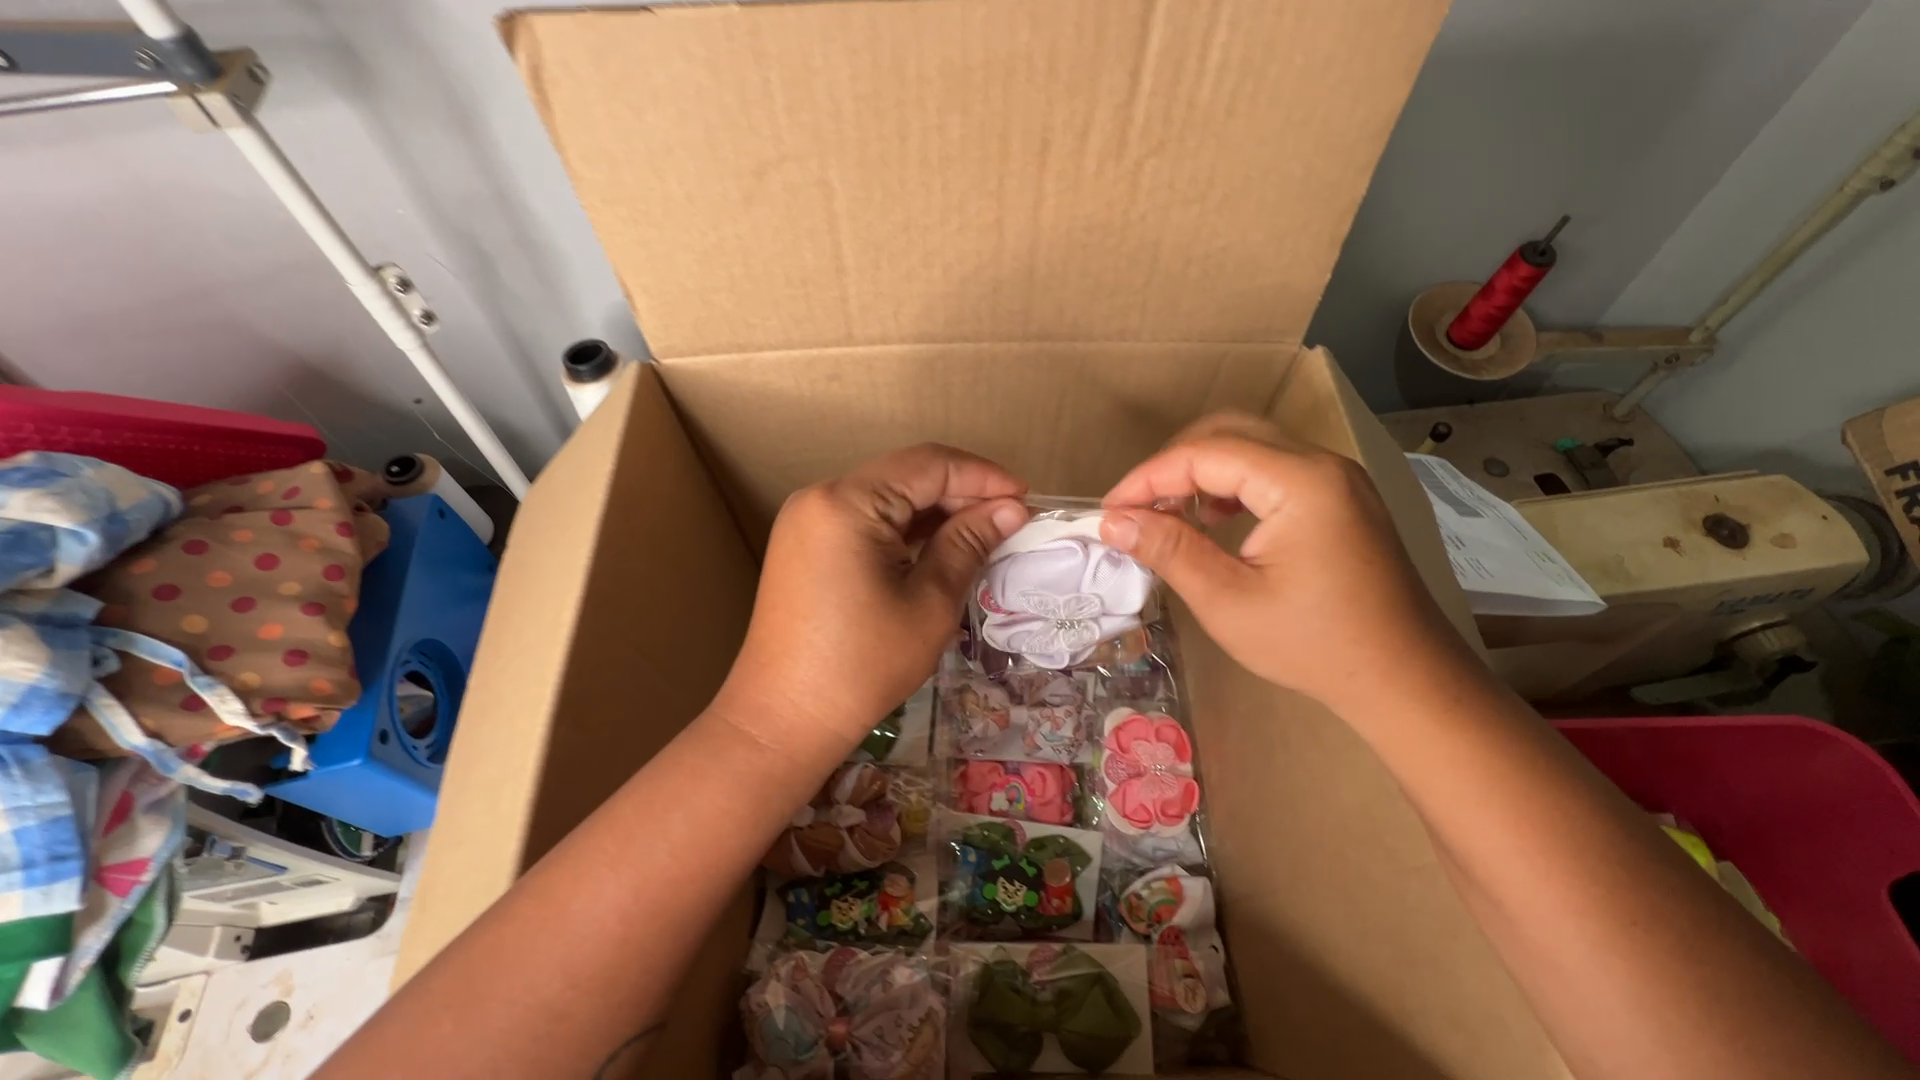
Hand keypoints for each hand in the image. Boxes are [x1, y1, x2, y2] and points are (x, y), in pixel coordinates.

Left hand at [714, 444, 1028, 753]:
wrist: (785, 718)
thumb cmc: (863, 665)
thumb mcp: (929, 603)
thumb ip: (968, 544)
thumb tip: (1010, 509)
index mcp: (847, 502)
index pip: (928, 464)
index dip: (983, 475)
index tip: (1026, 497)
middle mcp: (820, 497)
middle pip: (904, 475)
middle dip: (961, 492)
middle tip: (1010, 520)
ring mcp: (807, 521)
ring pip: (886, 496)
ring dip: (935, 511)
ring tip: (984, 534)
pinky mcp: (805, 545)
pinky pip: (864, 520)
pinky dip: (904, 529)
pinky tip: (940, 547)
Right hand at [1100, 413, 1471, 707]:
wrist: (1404, 678)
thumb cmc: (1314, 645)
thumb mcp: (1228, 601)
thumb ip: (1170, 550)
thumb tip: (1113, 521)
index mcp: (1300, 482)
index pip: (1204, 453)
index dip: (1148, 478)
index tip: (1110, 513)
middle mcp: (1322, 463)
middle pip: (1229, 432)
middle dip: (1173, 464)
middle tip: (1137, 508)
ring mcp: (1338, 478)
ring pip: (1253, 446)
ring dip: (1203, 470)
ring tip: (1171, 515)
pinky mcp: (1342, 497)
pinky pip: (1276, 468)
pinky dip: (1235, 483)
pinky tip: (1218, 521)